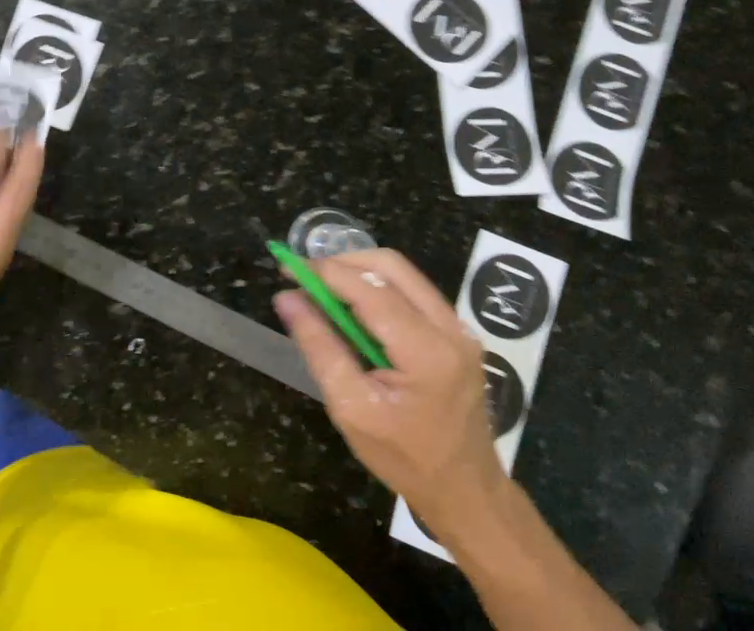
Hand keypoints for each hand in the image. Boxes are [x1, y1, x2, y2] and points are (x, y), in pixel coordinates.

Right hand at [274, 249, 508, 536]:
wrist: (467, 491)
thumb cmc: (404, 458)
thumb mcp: (351, 407)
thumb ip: (319, 346)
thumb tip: (286, 299)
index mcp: (425, 351)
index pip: (369, 289)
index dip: (324, 272)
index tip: (287, 270)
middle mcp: (451, 329)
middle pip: (392, 266)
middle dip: (343, 262)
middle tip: (306, 278)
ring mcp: (460, 331)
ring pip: (405, 275)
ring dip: (361, 273)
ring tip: (323, 292)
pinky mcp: (458, 336)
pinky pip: (415, 294)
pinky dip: (379, 290)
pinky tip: (354, 311)